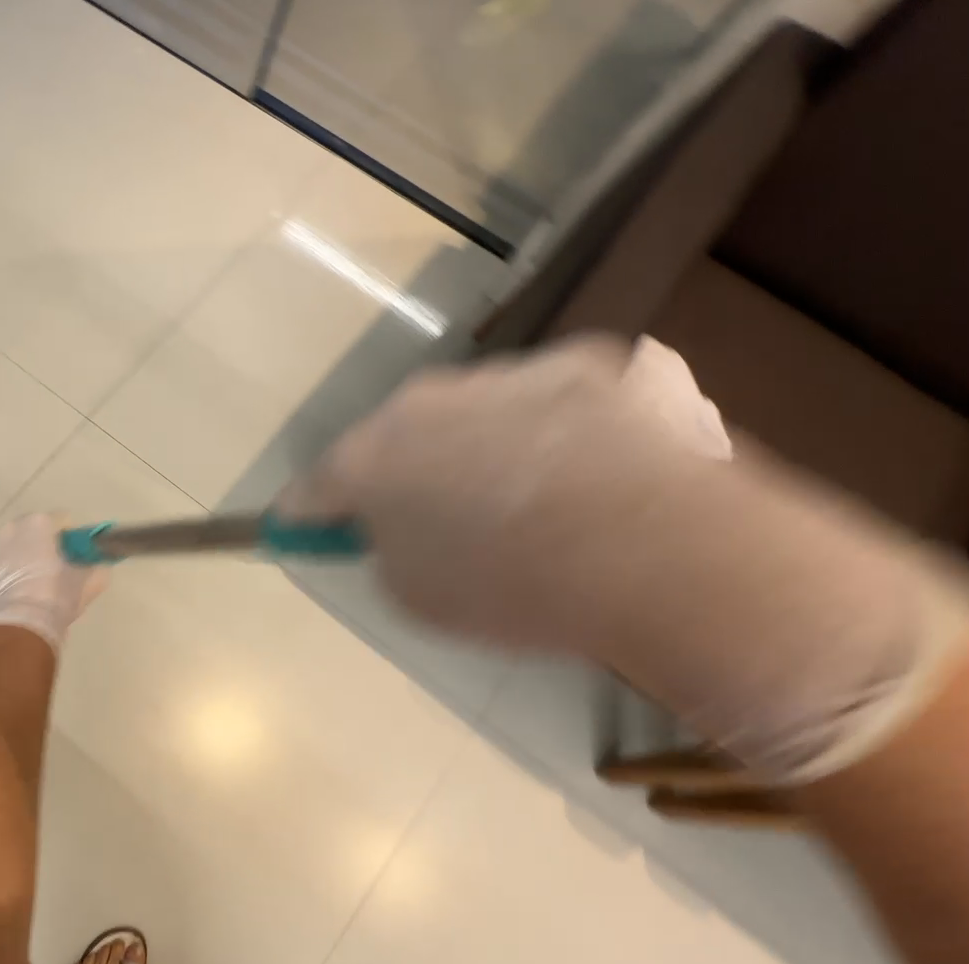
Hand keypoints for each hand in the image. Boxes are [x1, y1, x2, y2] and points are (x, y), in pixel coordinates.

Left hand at [0, 514, 108, 650]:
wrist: (19, 625)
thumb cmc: (55, 598)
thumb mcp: (87, 584)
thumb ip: (96, 569)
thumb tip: (100, 565)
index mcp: (40, 524)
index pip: (60, 520)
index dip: (69, 537)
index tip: (74, 554)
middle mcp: (12, 528)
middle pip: (31, 529)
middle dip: (41, 543)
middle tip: (50, 568)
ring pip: (9, 544)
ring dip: (17, 553)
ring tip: (25, 579)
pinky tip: (5, 584)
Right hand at [280, 334, 968, 780]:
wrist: (663, 553)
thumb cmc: (514, 589)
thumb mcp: (415, 596)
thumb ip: (384, 551)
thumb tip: (388, 529)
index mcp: (372, 457)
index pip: (316, 485)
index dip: (308, 512)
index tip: (305, 529)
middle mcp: (427, 400)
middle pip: (397, 437)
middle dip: (404, 473)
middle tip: (432, 518)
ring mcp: (511, 373)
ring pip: (477, 413)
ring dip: (483, 447)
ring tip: (535, 501)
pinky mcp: (593, 362)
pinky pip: (554, 401)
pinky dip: (560, 431)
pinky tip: (597, 473)